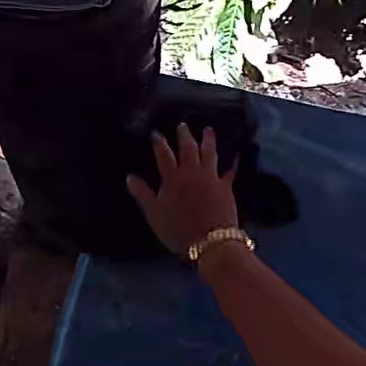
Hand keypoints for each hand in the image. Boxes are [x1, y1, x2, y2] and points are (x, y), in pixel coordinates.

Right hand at [126, 123, 238, 257]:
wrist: (209, 241)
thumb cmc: (177, 229)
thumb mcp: (154, 213)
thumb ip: (142, 193)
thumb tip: (129, 176)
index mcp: (172, 178)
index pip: (163, 155)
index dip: (159, 142)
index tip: (156, 132)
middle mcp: (192, 172)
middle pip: (188, 148)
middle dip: (185, 135)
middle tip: (183, 125)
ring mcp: (211, 177)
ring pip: (209, 153)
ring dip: (208, 140)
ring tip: (208, 130)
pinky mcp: (226, 186)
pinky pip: (230, 171)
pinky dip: (232, 162)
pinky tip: (235, 156)